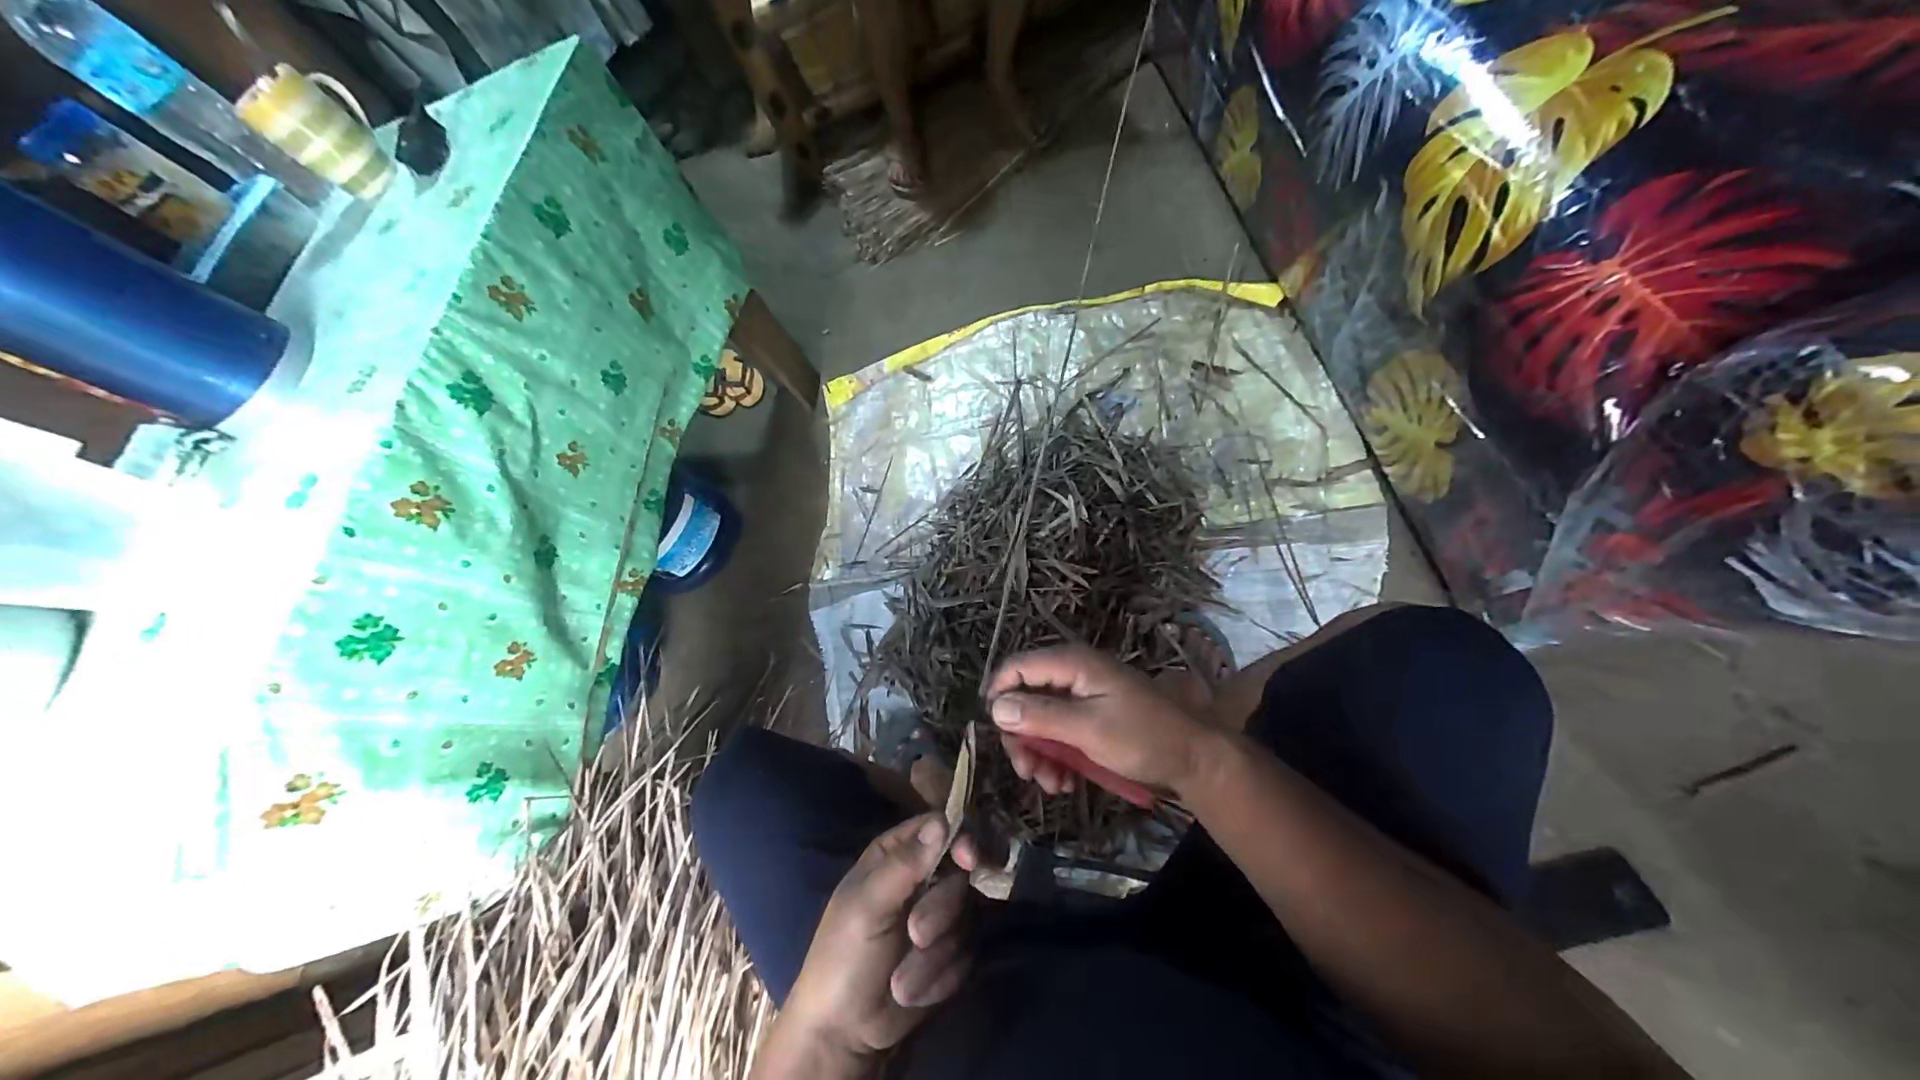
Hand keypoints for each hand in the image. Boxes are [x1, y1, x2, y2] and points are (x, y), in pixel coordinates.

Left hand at [779, 813, 972, 1062]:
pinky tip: (914, 992)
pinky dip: (941, 976)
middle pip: (960, 875)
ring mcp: (939, 915)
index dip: (960, 839)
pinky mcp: (953, 952)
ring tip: (901, 982)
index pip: (939, 829)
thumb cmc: (842, 958)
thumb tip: (942, 823)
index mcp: (894, 855)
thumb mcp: (867, 908)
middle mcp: (921, 878)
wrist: (844, 1031)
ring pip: (966, 917)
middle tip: (916, 936)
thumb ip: (905, 865)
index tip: (969, 860)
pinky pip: (967, 953)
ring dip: (935, 955)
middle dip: (940, 911)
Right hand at [985, 645, 1222, 797]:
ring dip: (1037, 754)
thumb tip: (995, 707)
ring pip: (1039, 720)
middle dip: (1021, 736)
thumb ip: (1040, 717)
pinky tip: (1063, 782)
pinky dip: (1055, 758)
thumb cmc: (1142, 737)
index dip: (998, 695)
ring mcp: (1082, 698)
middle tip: (1025, 771)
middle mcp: (1073, 675)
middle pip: (1025, 698)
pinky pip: (1059, 734)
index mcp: (1072, 664)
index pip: (1017, 667)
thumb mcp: (1088, 729)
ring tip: (1050, 784)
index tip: (993, 732)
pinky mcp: (1090, 719)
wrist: (1194, 759)